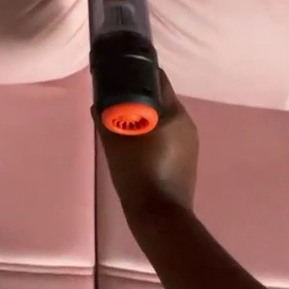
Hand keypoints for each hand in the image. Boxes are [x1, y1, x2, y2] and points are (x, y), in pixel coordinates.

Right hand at [97, 70, 197, 218]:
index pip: (157, 78)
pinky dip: (153, 131)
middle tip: (114, 98)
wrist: (159, 216)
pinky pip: (169, 133)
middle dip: (138, 94)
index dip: (137, 72)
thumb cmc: (137, 173)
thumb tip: (98, 102)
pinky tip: (136, 143)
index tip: (119, 72)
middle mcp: (186, 122)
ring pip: (164, 117)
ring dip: (145, 115)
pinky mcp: (188, 157)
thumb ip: (105, 116)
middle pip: (160, 97)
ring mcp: (190, 141)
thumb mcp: (113, 141)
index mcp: (173, 113)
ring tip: (122, 122)